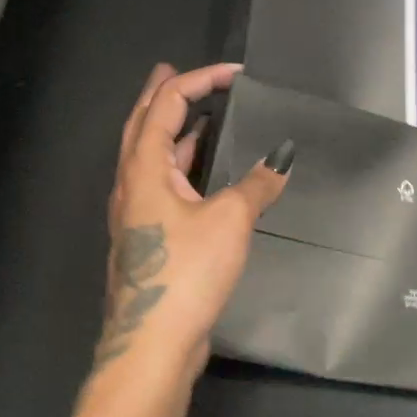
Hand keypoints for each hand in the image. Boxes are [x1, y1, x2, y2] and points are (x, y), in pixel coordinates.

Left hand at [68, 62, 294, 416]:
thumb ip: (257, 184)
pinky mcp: (147, 234)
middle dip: (162, 94)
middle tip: (175, 70)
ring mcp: (136, 209)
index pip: (167, 102)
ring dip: (170, 128)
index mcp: (144, 165)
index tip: (234, 74)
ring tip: (194, 111)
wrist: (151, 345)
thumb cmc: (186, 272)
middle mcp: (132, 180)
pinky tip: (202, 168)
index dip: (199, 79)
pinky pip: (160, 180)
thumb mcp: (230, 221)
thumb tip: (283, 157)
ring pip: (149, 152)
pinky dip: (180, 161)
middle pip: (144, 121)